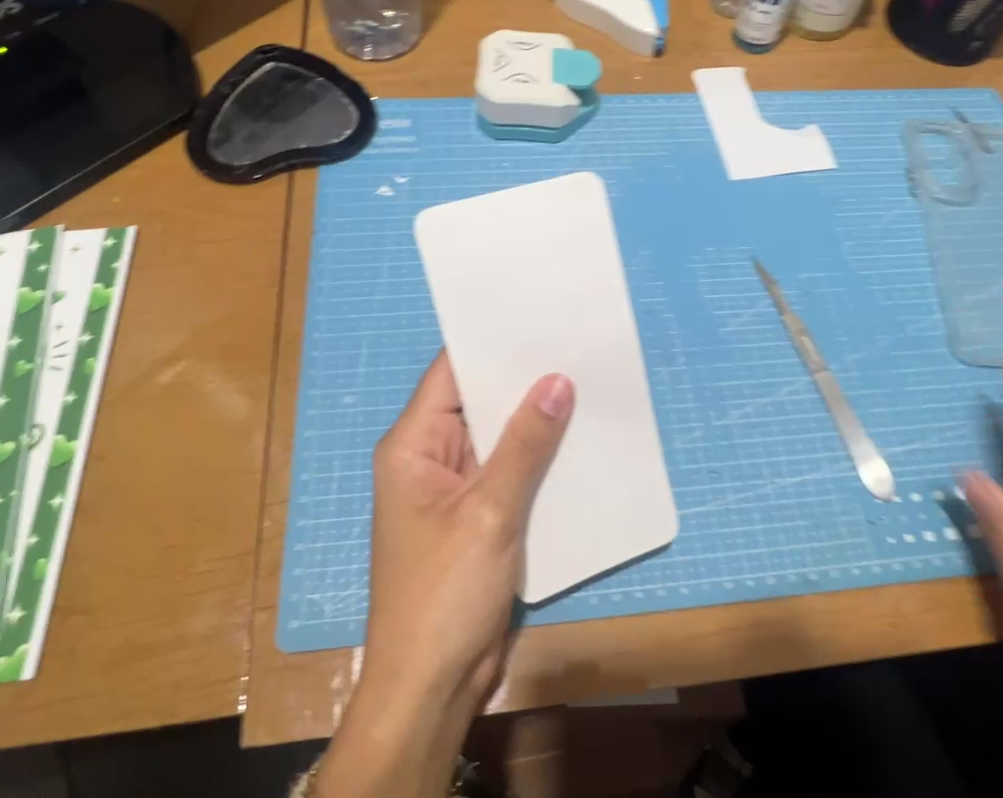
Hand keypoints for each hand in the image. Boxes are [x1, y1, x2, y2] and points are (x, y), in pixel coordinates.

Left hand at [314, 355, 573, 797]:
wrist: (433, 683)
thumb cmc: (445, 593)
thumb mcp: (490, 512)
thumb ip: (525, 445)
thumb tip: (557, 381)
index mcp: (412, 446)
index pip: (450, 374)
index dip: (492, 344)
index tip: (539, 317)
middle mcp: (429, 460)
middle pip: (477, 405)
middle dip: (523, 381)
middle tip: (578, 346)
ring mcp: (454, 492)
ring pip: (498, 441)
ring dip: (536, 423)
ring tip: (590, 385)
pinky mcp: (477, 521)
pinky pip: (509, 476)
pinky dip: (538, 462)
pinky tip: (580, 445)